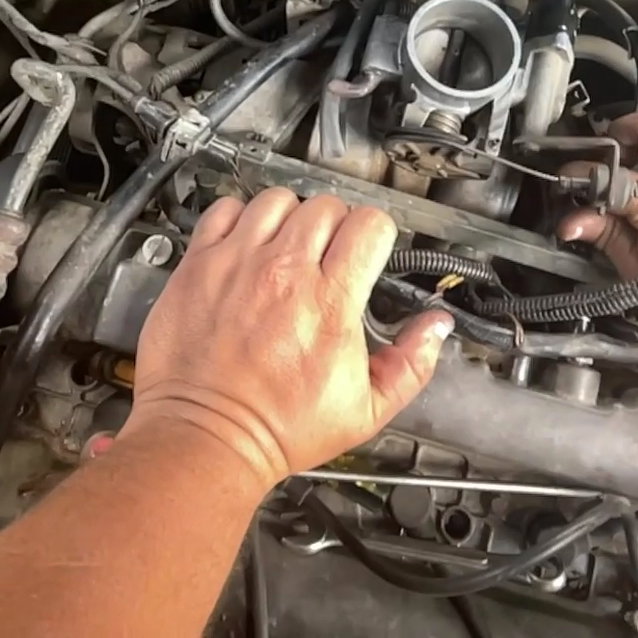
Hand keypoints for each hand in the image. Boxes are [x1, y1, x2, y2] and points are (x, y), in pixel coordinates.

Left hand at [125, 188, 453, 489]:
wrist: (207, 438)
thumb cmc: (280, 427)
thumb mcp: (367, 410)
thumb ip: (412, 364)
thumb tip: (436, 327)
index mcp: (330, 302)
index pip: (369, 224)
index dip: (376, 234)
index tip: (367, 251)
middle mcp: (284, 273)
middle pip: (326, 206)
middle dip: (336, 225)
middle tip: (328, 255)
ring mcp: (239, 263)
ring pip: (278, 199)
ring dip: (290, 218)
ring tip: (287, 248)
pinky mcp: (201, 264)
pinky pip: (225, 208)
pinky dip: (240, 219)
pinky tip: (248, 245)